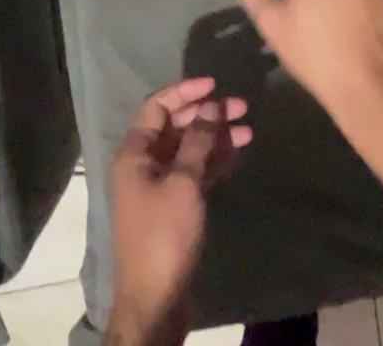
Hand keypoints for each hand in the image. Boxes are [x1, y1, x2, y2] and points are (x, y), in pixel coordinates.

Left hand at [108, 77, 251, 341]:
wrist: (156, 298)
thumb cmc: (164, 234)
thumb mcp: (183, 182)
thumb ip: (198, 141)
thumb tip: (211, 105)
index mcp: (135, 153)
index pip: (157, 108)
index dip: (185, 92)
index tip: (215, 85)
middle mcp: (143, 164)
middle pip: (176, 126)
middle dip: (207, 114)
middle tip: (241, 108)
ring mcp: (158, 185)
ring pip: (189, 149)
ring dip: (215, 137)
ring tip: (248, 131)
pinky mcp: (173, 205)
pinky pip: (194, 171)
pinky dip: (214, 161)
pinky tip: (238, 155)